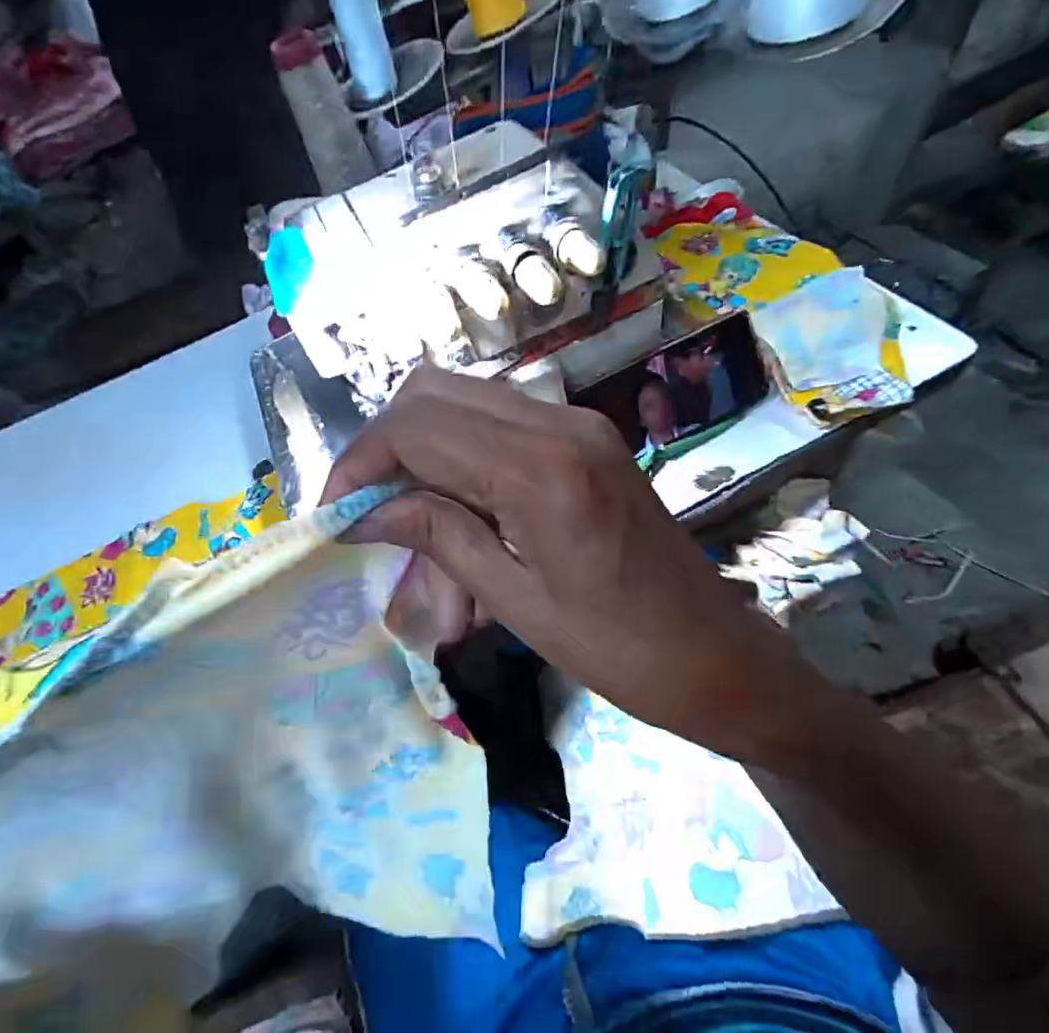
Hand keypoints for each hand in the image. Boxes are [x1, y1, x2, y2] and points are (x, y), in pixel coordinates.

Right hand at [322, 366, 824, 751]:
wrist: (714, 654)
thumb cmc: (616, 649)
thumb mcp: (512, 599)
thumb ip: (434, 535)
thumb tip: (359, 509)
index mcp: (540, 469)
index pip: (417, 427)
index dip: (360, 461)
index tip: (334, 510)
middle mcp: (558, 422)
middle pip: (433, 393)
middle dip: (386, 449)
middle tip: (370, 512)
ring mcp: (577, 423)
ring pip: (463, 402)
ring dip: (423, 456)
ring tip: (420, 535)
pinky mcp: (585, 437)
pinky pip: (499, 426)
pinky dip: (461, 462)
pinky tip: (463, 524)